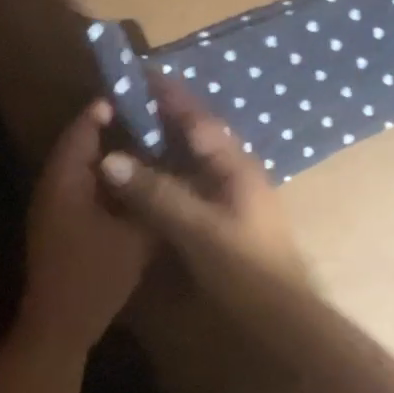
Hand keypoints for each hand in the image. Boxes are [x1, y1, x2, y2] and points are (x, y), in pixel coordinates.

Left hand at [17, 100, 152, 349]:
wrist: (60, 325)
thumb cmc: (95, 277)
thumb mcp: (135, 238)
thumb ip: (151, 200)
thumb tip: (169, 173)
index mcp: (65, 180)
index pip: (84, 128)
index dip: (110, 110)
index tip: (142, 101)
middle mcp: (52, 188)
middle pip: (81, 148)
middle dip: (113, 135)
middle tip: (151, 127)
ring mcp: (50, 211)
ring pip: (81, 174)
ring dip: (110, 164)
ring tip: (148, 155)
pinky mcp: (57, 231)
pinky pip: (81, 195)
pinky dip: (104, 188)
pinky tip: (132, 195)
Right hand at [97, 79, 309, 300]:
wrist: (284, 318)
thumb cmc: (246, 269)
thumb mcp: (198, 229)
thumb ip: (156, 193)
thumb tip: (110, 160)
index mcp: (236, 167)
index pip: (198, 118)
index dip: (168, 96)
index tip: (136, 74)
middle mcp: (237, 178)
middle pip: (196, 138)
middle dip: (162, 121)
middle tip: (121, 108)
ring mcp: (234, 204)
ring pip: (194, 166)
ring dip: (164, 153)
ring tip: (126, 142)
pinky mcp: (228, 228)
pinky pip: (193, 192)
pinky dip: (169, 183)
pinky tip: (147, 190)